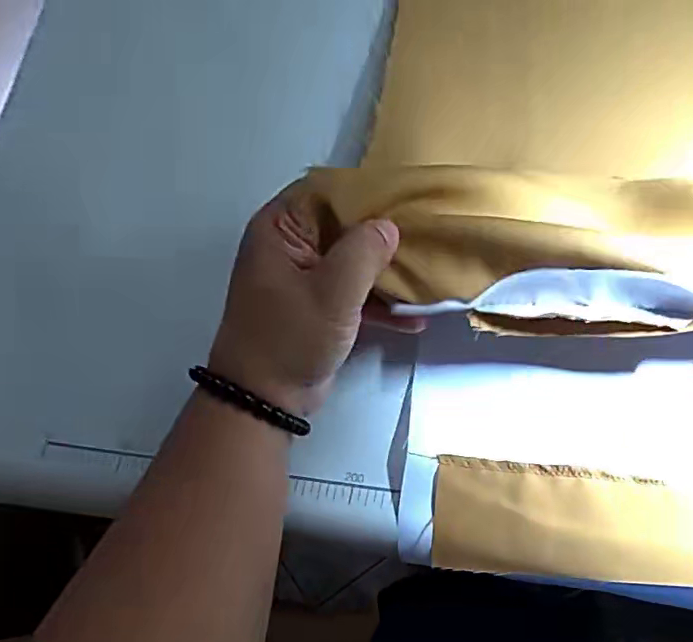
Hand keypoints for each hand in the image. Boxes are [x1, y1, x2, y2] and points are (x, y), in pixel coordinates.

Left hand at [207, 182, 424, 415]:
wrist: (267, 396)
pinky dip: (381, 306)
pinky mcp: (321, 311)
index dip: (366, 196)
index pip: (327, 194)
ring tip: (425, 280)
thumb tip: (389, 227)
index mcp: (281, 229)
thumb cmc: (291, 337)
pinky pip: (356, 297)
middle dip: (384, 238)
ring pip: (355, 265)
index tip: (406, 204)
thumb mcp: (332, 292)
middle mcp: (292, 248)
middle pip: (345, 229)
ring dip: (388, 276)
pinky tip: (414, 318)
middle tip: (424, 240)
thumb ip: (363, 253)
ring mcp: (307, 281)